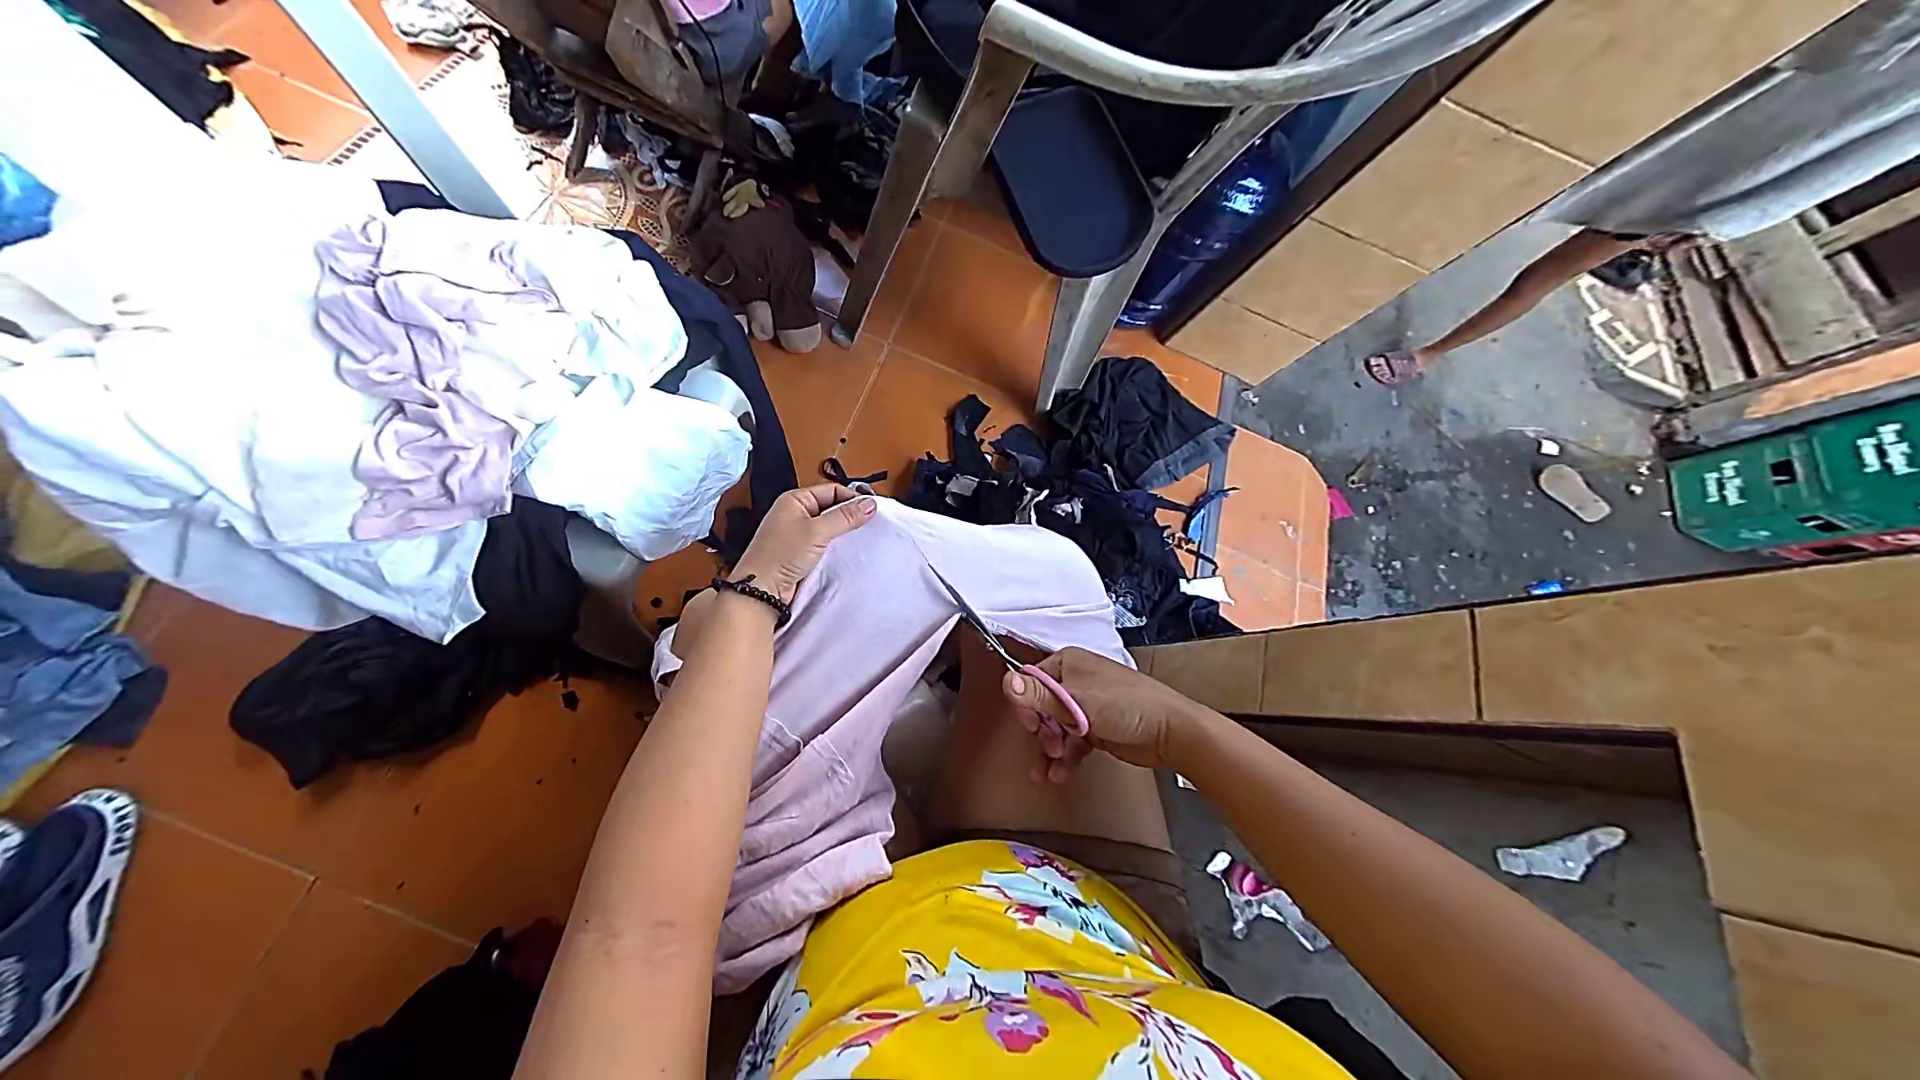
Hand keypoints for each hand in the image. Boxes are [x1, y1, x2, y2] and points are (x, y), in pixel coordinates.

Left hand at [730, 484, 875, 602]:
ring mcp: (798, 532)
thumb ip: (845, 516)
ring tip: (860, 539)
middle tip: (870, 525)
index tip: (872, 510)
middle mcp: (796, 512)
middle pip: (832, 507)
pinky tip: (847, 551)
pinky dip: (836, 546)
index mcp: (795, 499)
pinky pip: (825, 542)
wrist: (762, 589)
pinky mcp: (801, 550)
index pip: (832, 490)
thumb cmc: (781, 554)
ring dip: (844, 532)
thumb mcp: (817, 531)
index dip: (852, 498)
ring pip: (830, 526)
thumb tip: (870, 504)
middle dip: (850, 516)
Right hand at [1000, 647, 1198, 782]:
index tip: (1033, 727)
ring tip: (1049, 772)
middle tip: (1051, 748)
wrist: (1171, 732)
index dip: (1028, 707)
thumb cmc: (1127, 707)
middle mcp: (1075, 681)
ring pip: (1055, 729)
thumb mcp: (1078, 702)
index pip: (1031, 682)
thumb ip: (1040, 695)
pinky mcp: (1096, 727)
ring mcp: (1087, 705)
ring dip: (1050, 751)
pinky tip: (1060, 775)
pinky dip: (1065, 759)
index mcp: (1068, 663)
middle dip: (1042, 733)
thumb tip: (1006, 681)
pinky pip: (1071, 742)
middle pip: (1042, 708)